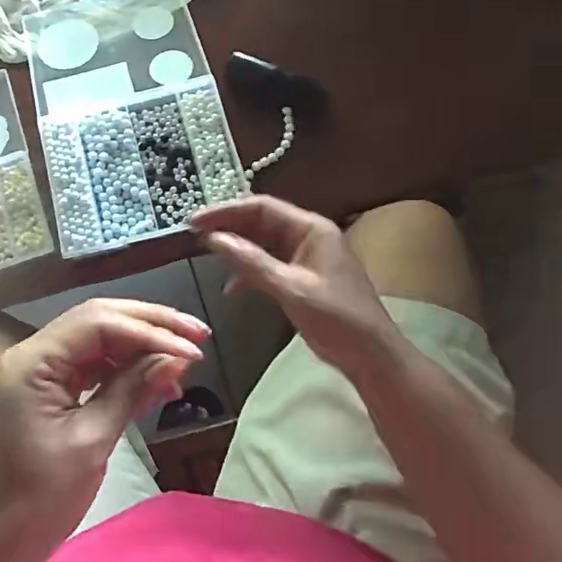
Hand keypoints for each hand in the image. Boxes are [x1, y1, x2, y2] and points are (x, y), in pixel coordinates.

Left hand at [0, 299, 208, 561]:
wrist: (3, 539)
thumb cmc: (43, 497)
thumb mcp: (92, 440)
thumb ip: (132, 390)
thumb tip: (177, 359)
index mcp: (31, 362)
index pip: (96, 323)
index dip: (149, 332)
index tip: (194, 352)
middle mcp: (30, 355)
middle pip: (96, 322)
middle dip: (148, 327)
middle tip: (199, 336)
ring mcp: (36, 372)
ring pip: (95, 341)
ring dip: (140, 347)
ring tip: (186, 361)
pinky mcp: (45, 390)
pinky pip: (89, 367)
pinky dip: (123, 370)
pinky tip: (157, 382)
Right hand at [191, 195, 398, 369]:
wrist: (369, 354)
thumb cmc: (336, 317)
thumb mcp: (289, 288)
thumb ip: (250, 262)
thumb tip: (213, 239)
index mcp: (312, 229)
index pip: (261, 208)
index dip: (225, 211)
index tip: (194, 221)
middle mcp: (307, 236)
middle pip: (259, 222)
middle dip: (227, 227)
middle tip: (192, 233)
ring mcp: (304, 257)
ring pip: (260, 243)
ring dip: (234, 249)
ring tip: (205, 254)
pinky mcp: (299, 277)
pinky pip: (266, 264)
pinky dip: (247, 272)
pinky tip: (231, 288)